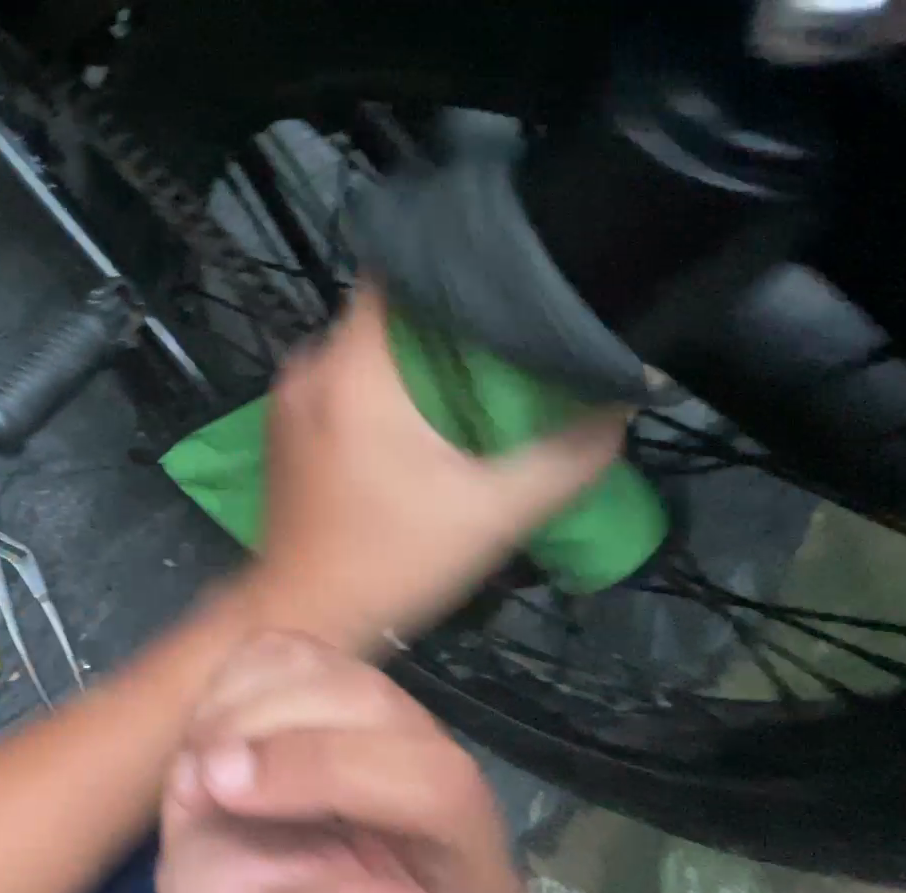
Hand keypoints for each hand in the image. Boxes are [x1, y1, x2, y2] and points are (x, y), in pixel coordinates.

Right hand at [156, 633, 522, 892]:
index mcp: (464, 871)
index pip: (436, 786)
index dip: (330, 769)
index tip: (226, 788)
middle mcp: (437, 777)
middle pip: (372, 704)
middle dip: (270, 735)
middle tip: (200, 777)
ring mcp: (381, 716)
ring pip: (316, 666)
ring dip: (237, 710)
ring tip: (202, 772)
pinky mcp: (324, 679)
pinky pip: (272, 651)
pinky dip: (224, 688)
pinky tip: (211, 740)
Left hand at [246, 286, 627, 646]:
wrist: (303, 613)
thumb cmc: (392, 560)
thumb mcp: (497, 510)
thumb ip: (570, 451)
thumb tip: (626, 397)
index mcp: (351, 371)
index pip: (392, 276)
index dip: (446, 266)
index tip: (500, 271)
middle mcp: (306, 371)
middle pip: (377, 313)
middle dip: (434, 317)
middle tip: (498, 329)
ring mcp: (284, 402)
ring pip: (353, 350)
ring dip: (402, 355)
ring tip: (464, 370)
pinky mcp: (279, 431)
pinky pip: (331, 382)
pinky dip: (369, 385)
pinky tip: (414, 411)